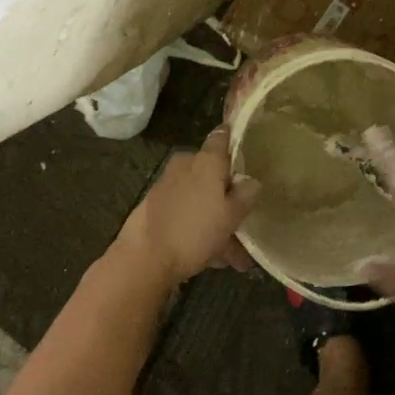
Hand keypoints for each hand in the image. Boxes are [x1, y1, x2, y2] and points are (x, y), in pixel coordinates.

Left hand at [115, 127, 260, 285]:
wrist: (144, 258)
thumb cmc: (194, 230)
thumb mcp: (232, 215)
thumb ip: (246, 194)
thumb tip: (250, 181)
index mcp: (206, 160)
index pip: (223, 137)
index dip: (235, 140)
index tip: (248, 150)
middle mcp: (185, 165)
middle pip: (213, 174)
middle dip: (228, 197)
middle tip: (242, 222)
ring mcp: (167, 185)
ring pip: (200, 198)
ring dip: (215, 220)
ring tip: (231, 256)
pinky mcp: (154, 207)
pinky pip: (185, 212)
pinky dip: (198, 228)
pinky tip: (210, 257)